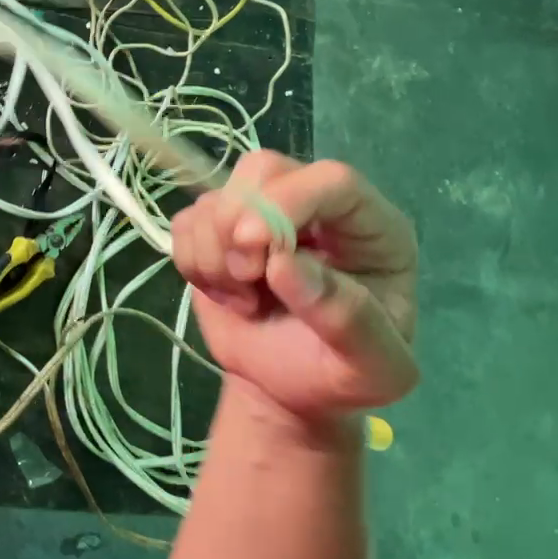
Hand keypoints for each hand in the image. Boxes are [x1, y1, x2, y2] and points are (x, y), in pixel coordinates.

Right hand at [170, 151, 417, 425]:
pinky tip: (221, 291)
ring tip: (242, 299)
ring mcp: (259, 216)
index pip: (331, 181)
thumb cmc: (336, 374)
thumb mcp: (372, 368)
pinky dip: (191, 261)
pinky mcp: (214, 231)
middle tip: (245, 276)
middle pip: (262, 170)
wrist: (283, 388)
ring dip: (212, 254)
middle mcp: (315, 209)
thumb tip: (286, 265)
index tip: (252, 245)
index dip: (287, 202)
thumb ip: (346, 319)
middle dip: (236, 222)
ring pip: (214, 199)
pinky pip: (185, 222)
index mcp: (371, 229)